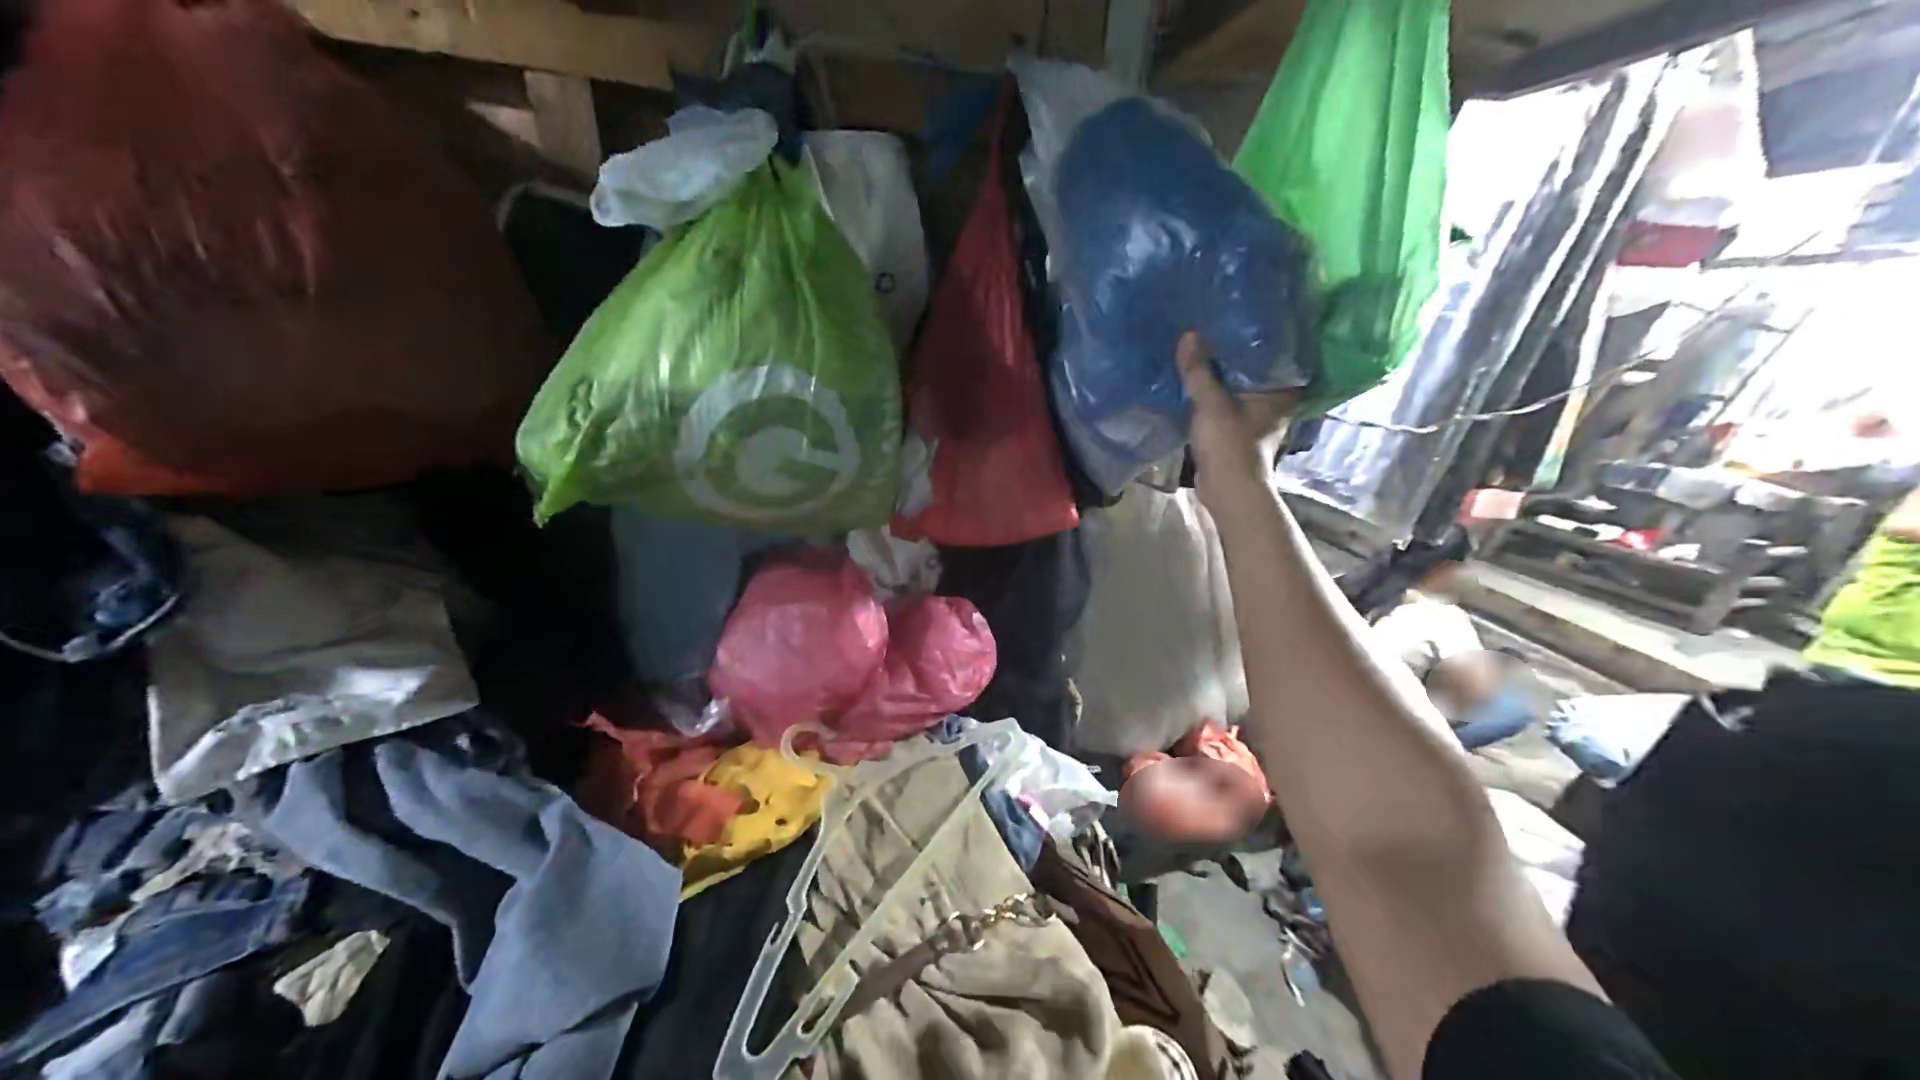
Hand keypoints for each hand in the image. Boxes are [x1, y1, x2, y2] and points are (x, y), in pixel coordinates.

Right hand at [1177, 330, 1297, 509]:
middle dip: (1233, 353)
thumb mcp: (1210, 403)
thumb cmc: (1229, 444)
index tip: (1236, 314)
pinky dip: (1214, 392)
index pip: (1273, 351)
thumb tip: (1189, 334)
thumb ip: (1199, 369)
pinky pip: (1227, 401)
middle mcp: (1276, 399)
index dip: (1254, 333)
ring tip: (1202, 348)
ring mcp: (1258, 416)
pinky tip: (1198, 379)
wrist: (1228, 490)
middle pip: (1253, 368)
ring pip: (1238, 385)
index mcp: (1281, 388)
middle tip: (1213, 326)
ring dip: (1222, 373)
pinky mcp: (1240, 429)